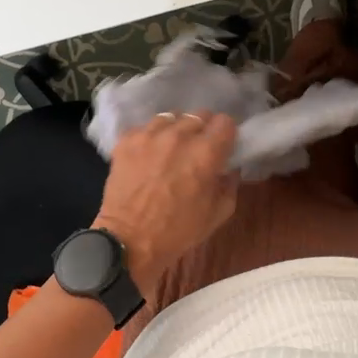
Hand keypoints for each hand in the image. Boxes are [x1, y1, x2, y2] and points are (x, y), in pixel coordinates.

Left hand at [93, 113, 239, 286]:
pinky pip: (145, 128)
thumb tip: (229, 168)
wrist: (129, 241)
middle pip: (199, 115)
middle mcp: (179, 136)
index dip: (226, 134)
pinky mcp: (127, 140)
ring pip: (171, 117)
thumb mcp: (218, 213)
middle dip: (202, 131)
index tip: (222, 146)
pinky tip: (149, 155)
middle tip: (197, 150)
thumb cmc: (178, 232)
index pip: (225, 122)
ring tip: (171, 150)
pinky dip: (151, 138)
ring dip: (176, 130)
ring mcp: (150, 135)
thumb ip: (230, 184)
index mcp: (206, 152)